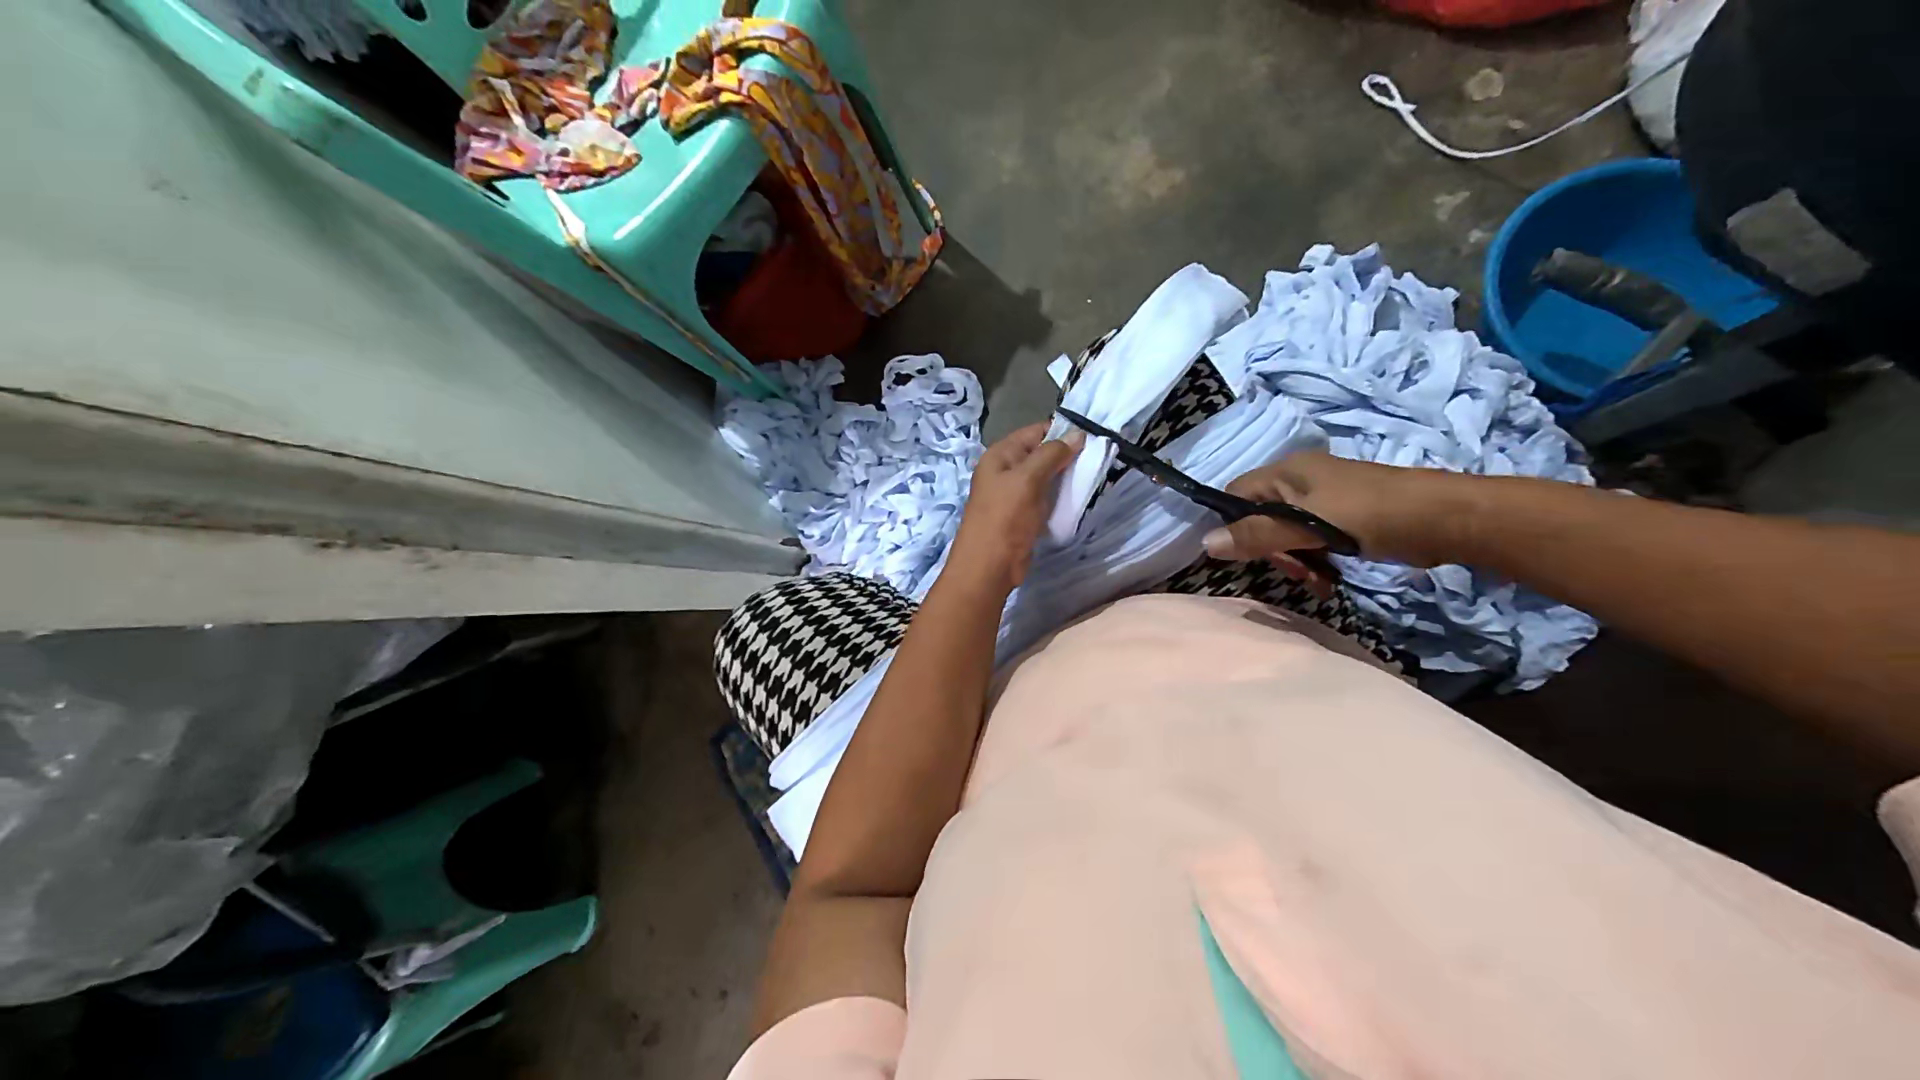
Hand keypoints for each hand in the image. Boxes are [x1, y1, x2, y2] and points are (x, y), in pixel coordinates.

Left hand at [946, 422, 1082, 593]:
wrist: (990, 566)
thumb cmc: (1006, 518)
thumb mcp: (1028, 479)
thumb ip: (1052, 454)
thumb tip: (1078, 434)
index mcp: (1000, 455)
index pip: (1035, 431)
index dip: (1061, 431)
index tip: (1091, 437)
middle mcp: (1006, 470)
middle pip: (1041, 453)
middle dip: (1067, 455)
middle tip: (1098, 457)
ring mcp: (1014, 493)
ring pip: (1045, 476)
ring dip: (1066, 477)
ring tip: (1093, 474)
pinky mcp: (1023, 514)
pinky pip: (1045, 497)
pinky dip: (1060, 496)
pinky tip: (1079, 496)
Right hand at [1203, 450, 1470, 573]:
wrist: (1449, 519)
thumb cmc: (1373, 515)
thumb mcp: (1309, 526)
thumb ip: (1257, 535)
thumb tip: (1206, 543)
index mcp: (1287, 471)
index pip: (1235, 494)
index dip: (1231, 524)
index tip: (1246, 555)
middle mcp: (1300, 481)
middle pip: (1259, 517)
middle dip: (1270, 549)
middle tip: (1295, 571)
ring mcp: (1323, 499)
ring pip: (1285, 533)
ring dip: (1294, 560)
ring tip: (1317, 580)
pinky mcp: (1344, 518)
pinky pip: (1311, 540)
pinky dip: (1314, 561)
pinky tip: (1328, 579)